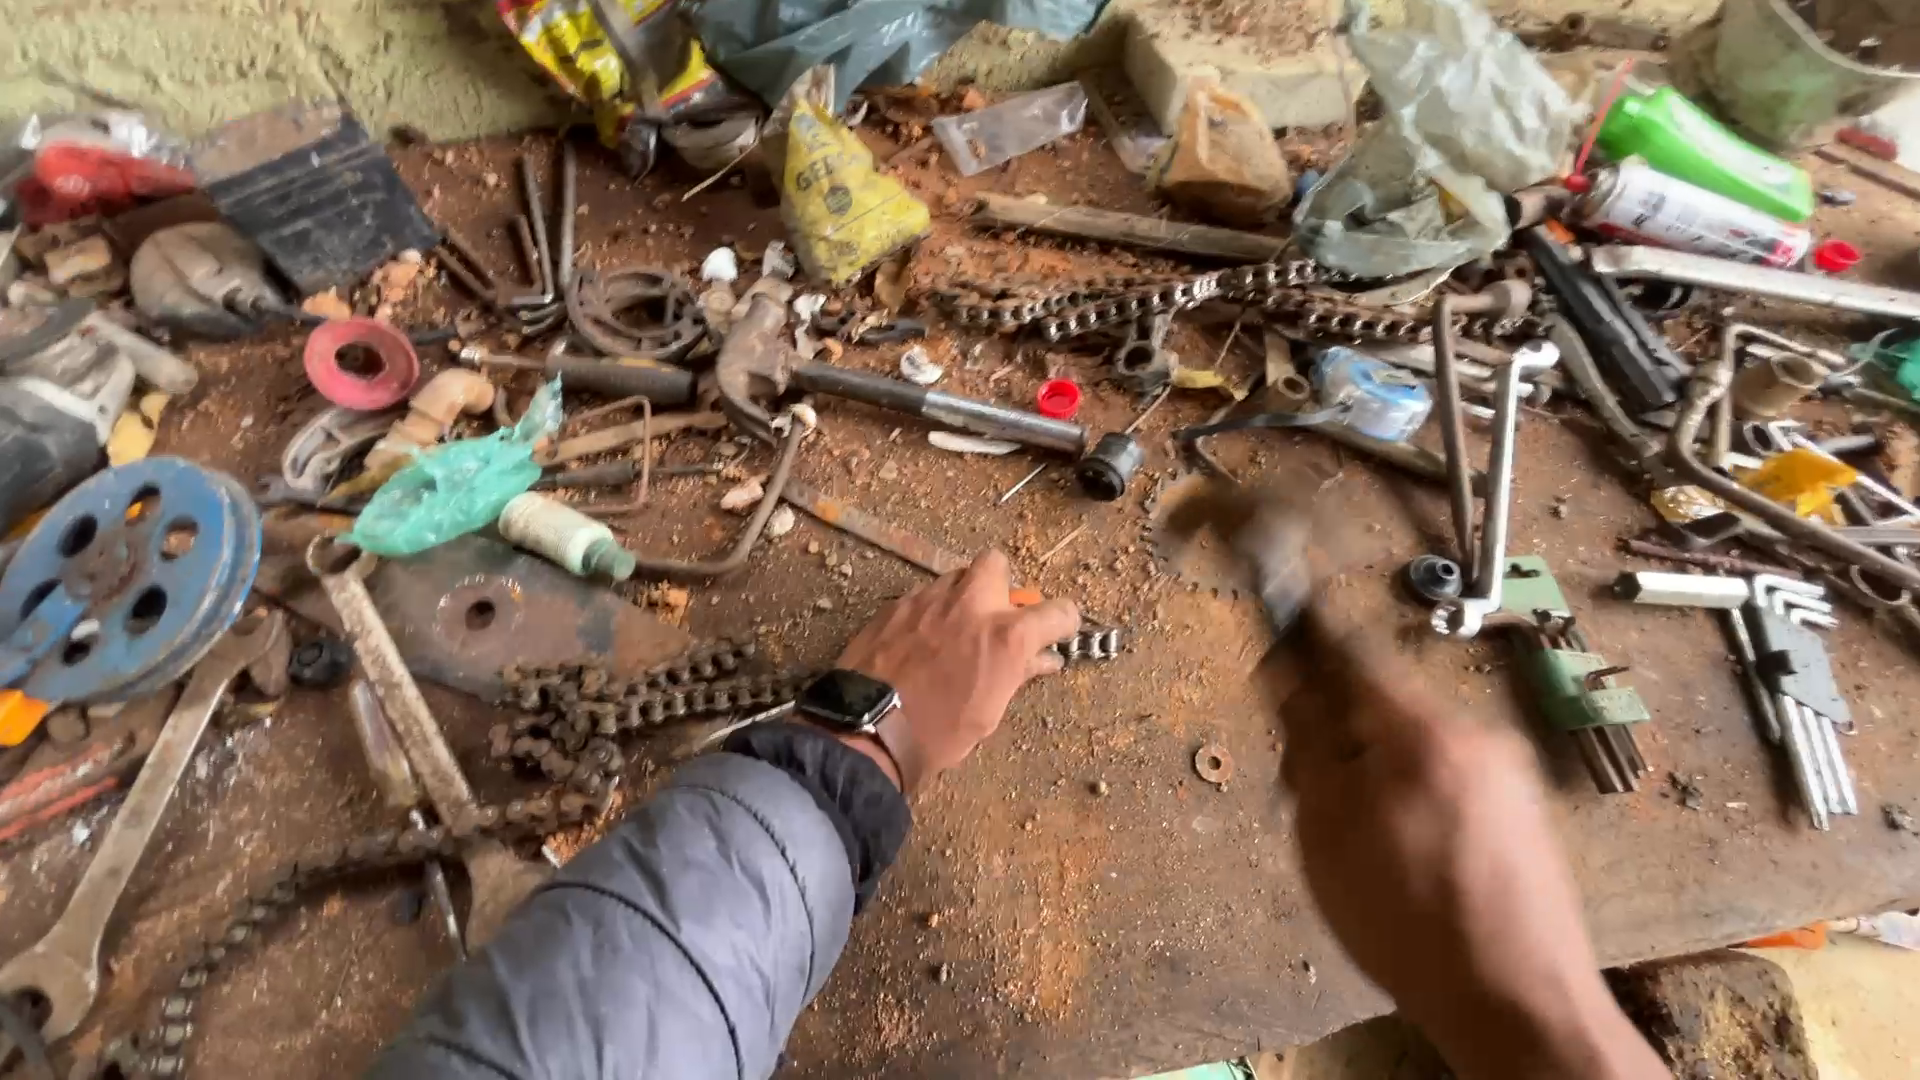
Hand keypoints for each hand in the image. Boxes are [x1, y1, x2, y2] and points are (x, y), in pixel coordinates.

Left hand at [833, 550, 1078, 791]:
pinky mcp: (896, 604)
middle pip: (996, 563)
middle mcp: (971, 604)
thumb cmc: (939, 732)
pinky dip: (929, 611)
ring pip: (955, 578)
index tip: (1053, 633)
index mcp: (1007, 635)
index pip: (1058, 610)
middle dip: (1000, 584)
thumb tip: (1043, 658)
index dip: (1061, 623)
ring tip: (951, 631)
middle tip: (992, 617)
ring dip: (961, 598)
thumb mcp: (990, 710)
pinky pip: (922, 596)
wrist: (868, 729)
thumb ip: (1019, 673)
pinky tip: (918, 640)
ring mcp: (929, 599)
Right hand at [1262, 609, 1666, 1079]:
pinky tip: (1393, 845)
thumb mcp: (1325, 823)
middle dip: (1332, 725)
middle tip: (1304, 781)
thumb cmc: (1405, 917)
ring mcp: (1505, 771)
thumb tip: (1288, 676)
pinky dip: (1402, 786)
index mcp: (1423, 729)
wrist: (1518, 1009)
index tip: (1272, 660)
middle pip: (1378, 698)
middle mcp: (1473, 734)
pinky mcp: (1519, 808)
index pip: (1349, 653)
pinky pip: (1441, 770)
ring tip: (1349, 828)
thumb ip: (1305, 738)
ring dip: (1364, 760)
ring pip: (1407, 737)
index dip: (1301, 651)